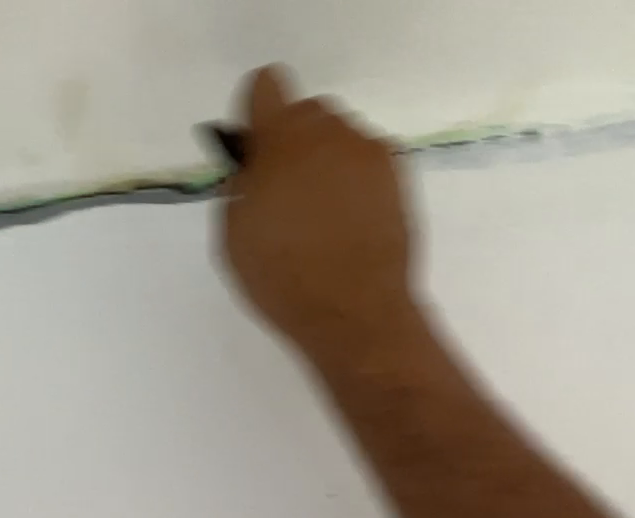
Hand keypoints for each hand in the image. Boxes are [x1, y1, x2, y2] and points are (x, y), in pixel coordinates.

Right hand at [220, 66, 417, 353]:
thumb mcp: (234, 236)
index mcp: (281, 140)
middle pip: (307, 114)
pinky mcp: (399, 177)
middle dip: (295, 145)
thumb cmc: (283, 280)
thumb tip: (255, 165)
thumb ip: (241, 185)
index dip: (258, 119)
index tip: (258, 158)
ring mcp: (370, 152)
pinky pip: (367, 165)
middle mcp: (330, 131)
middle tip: (290, 199)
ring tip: (324, 221)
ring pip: (340, 140)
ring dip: (327, 165)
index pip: (266, 86)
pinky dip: (355, 186)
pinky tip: (350, 228)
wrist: (356, 314)